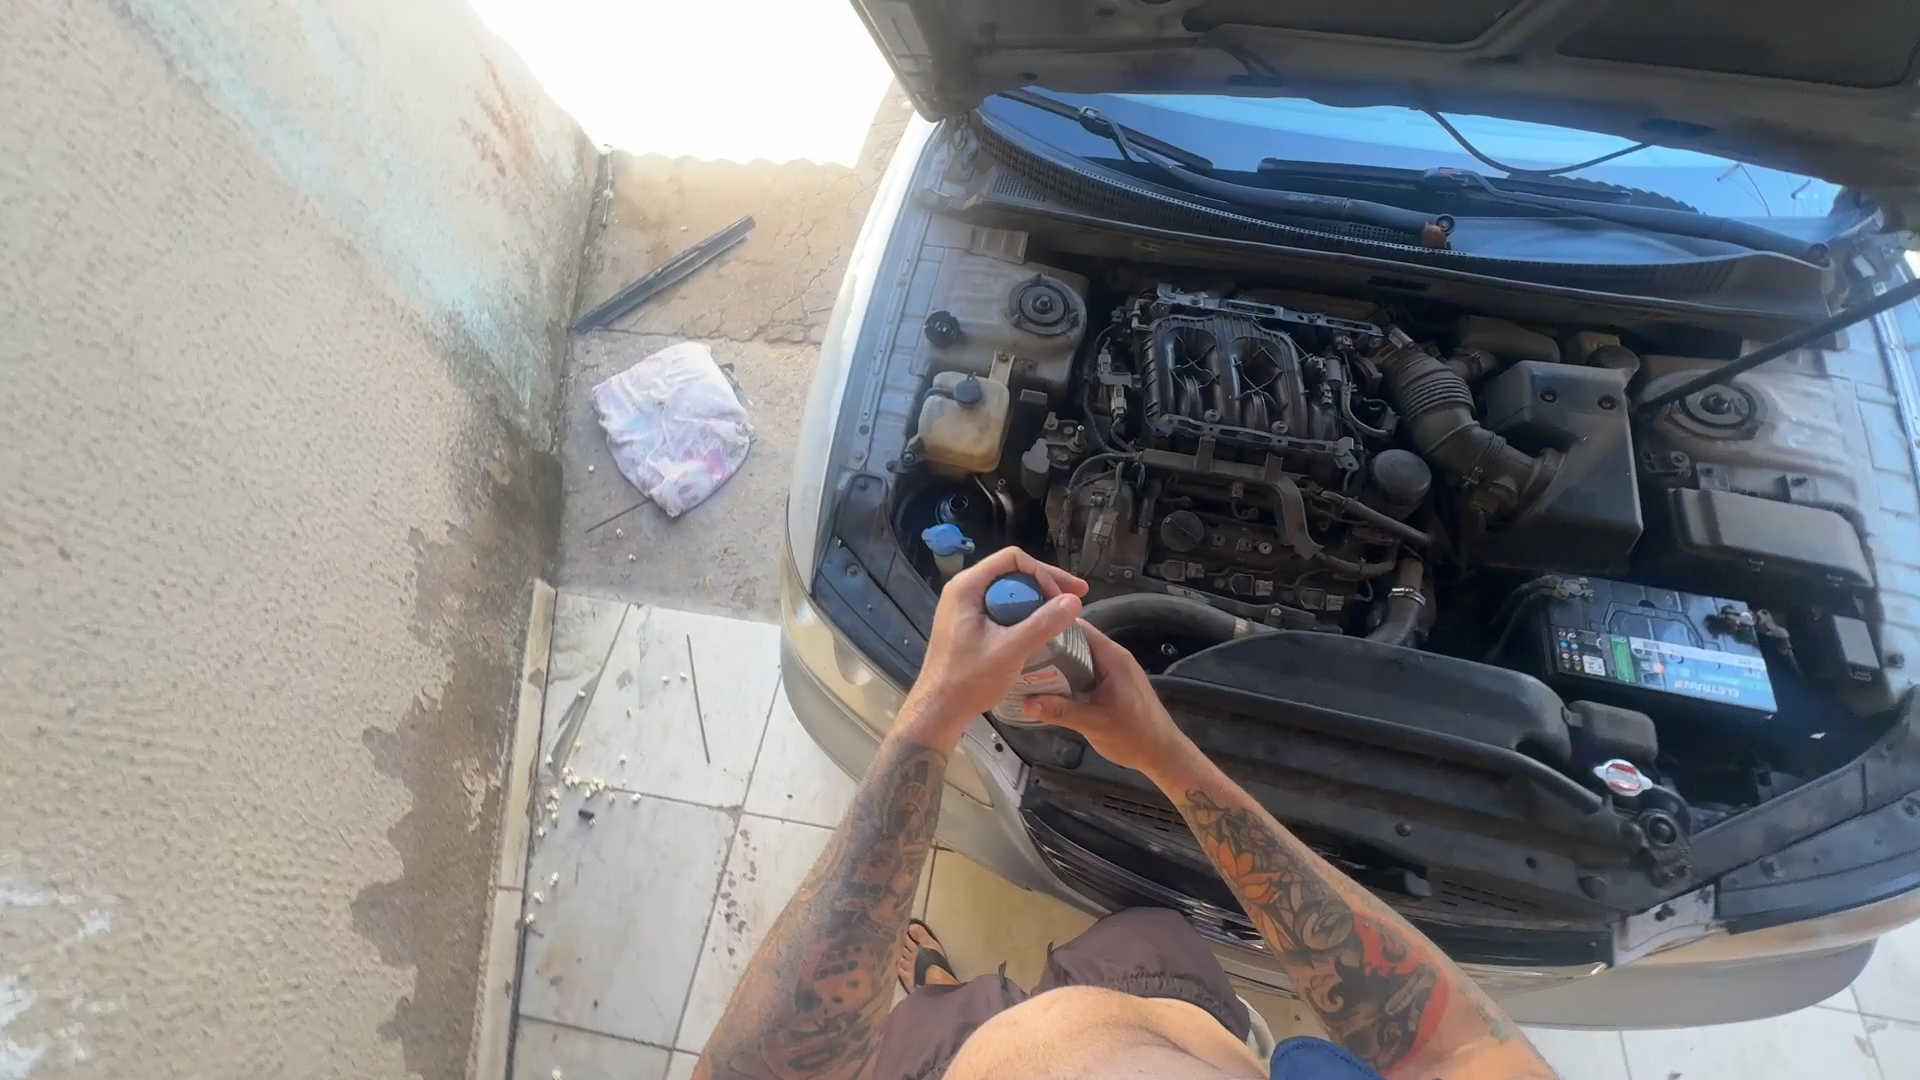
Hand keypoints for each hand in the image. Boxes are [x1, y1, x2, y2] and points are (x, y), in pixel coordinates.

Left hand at [905, 547, 1087, 734]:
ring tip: (1064, 611)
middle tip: (1076, 596)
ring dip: (1038, 597)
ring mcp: (966, 606)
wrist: (939, 708)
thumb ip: (1042, 624)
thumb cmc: (968, 679)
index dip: (1043, 572)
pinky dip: (1025, 611)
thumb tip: (1073, 601)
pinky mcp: (970, 623)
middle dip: (1046, 582)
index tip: (1061, 596)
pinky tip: (1043, 625)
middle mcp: (964, 589)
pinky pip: (1003, 606)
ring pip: (1010, 589)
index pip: (1012, 558)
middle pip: (1012, 571)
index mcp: (967, 586)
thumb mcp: (1009, 650)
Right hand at [1020, 622, 1193, 776]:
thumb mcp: (1093, 724)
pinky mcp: (1114, 684)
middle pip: (1078, 641)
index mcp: (1113, 658)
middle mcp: (1114, 658)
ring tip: (1030, 669)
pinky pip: (1087, 672)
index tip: (1029, 632)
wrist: (1163, 754)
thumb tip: (1025, 702)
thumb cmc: (1134, 736)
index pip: (1080, 627)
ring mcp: (1115, 671)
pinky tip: (1050, 687)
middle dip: (1051, 647)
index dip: (1054, 626)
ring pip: (1081, 658)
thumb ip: (1060, 711)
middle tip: (1023, 655)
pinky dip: (1069, 676)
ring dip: (1059, 663)